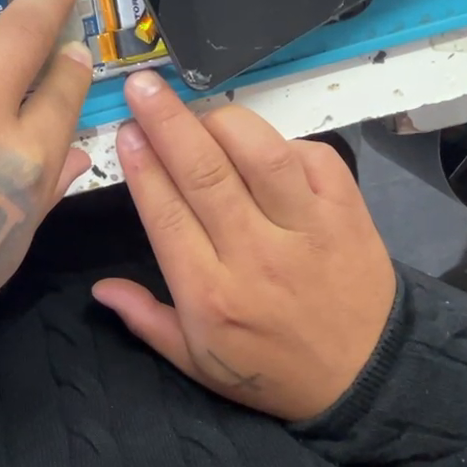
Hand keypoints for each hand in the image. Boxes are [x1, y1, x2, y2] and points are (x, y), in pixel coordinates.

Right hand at [92, 72, 397, 420]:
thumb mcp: (197, 363)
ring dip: (221, 121)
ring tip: (195, 105)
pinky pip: (311, 158)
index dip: (143, 168)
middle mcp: (256, 255)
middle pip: (205, 174)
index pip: (167, 215)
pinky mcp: (347, 213)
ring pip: (260, 156)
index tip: (124, 132)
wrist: (366, 380)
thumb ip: (147, 321)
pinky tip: (254, 140)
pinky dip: (279, 140)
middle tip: (143, 86)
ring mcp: (307, 230)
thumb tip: (99, 289)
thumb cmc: (270, 371)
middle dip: (169, 123)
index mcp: (211, 295)